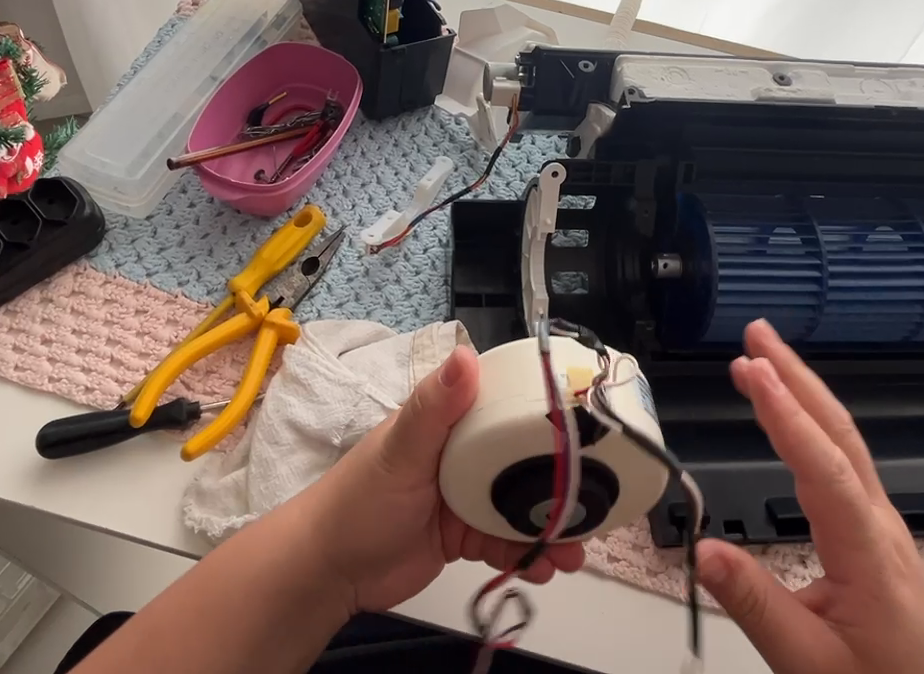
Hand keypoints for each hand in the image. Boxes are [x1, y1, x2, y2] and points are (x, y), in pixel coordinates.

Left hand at [286, 343, 585, 612]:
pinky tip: (546, 567)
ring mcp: (467, 495)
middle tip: (595, 500)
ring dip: (550, 525)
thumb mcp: (400, 449)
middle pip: (525, 459)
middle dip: (560, 480)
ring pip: (522, 505)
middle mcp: (464, 452)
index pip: (507, 404)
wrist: (328, 571)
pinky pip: (508, 541)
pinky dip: (529, 554)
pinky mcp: (465, 535)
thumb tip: (466, 353)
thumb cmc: (360, 499)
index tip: (590, 426)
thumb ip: (434, 407)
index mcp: (451, 420)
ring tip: (574, 551)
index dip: (548, 412)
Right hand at [697, 320, 923, 673]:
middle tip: (756, 334)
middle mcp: (877, 523)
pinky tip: (789, 412)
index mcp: (867, 553)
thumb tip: (702, 549)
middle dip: (796, 376)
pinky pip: (840, 456)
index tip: (751, 369)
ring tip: (762, 356)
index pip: (823, 469)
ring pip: (842, 439)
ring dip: (801, 390)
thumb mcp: (809, 665)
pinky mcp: (871, 528)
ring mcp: (878, 522)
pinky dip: (808, 419)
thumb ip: (755, 605)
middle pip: (838, 432)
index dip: (784, 416)